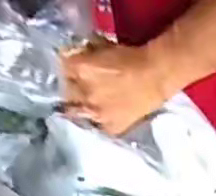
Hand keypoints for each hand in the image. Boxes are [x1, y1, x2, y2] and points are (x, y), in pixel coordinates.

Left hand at [61, 42, 176, 135]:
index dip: (67, 70)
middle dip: (72, 89)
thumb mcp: (98, 48)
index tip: (73, 72)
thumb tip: (74, 60)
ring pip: (77, 113)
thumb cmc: (129, 58)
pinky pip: (97, 126)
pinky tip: (104, 117)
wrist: (155, 77)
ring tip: (90, 106)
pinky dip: (98, 121)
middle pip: (66, 92)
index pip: (60, 70)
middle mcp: (83, 93)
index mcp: (77, 68)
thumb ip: (82, 55)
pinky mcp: (111, 128)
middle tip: (82, 89)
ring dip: (81, 108)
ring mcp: (97, 113)